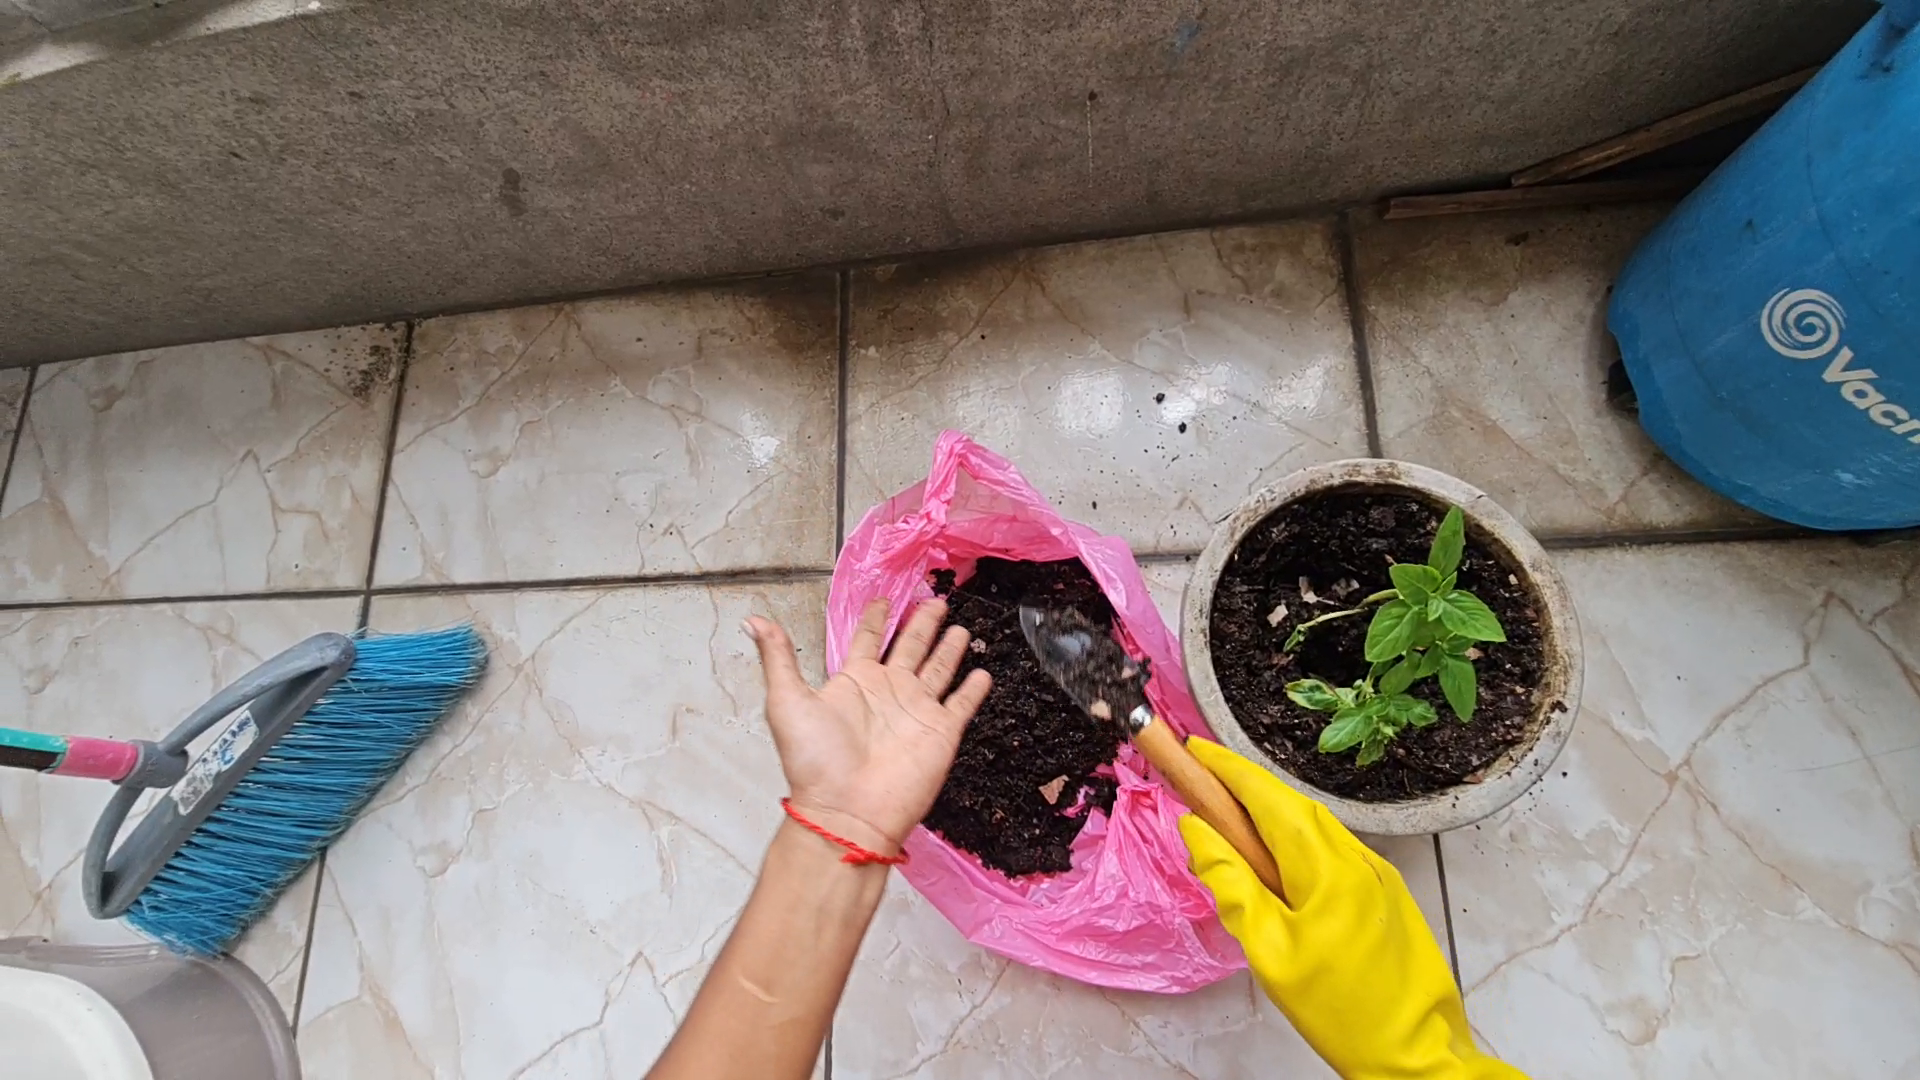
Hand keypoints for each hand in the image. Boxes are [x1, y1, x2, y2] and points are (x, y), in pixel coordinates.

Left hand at [745, 597, 990, 856]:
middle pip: (910, 647)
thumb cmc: (815, 761)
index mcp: (855, 681)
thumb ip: (777, 657)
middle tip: (936, 601)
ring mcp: (917, 710)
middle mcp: (889, 691)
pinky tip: (982, 673)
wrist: (848, 811)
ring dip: (949, 650)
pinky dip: (973, 689)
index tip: (884, 599)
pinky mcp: (941, 731)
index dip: (876, 618)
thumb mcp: (786, 701)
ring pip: (939, 669)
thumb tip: (752, 621)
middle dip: (922, 624)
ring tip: (960, 628)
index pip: (868, 639)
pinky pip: (962, 704)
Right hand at [1179, 739, 1522, 1079]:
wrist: (1426, 1061)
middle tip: (1199, 785)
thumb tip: (1194, 830)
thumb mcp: (1269, 951)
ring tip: (1228, 824)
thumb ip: (1229, 883)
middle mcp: (1354, 854)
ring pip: (1309, 822)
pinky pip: (1328, 845)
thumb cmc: (1341, 1011)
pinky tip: (1274, 860)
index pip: (1265, 794)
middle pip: (1287, 801)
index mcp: (1325, 865)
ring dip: (1266, 811)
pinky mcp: (1384, 888)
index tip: (1193, 749)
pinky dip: (1292, 836)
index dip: (1226, 766)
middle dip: (1241, 785)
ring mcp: (1375, 870)